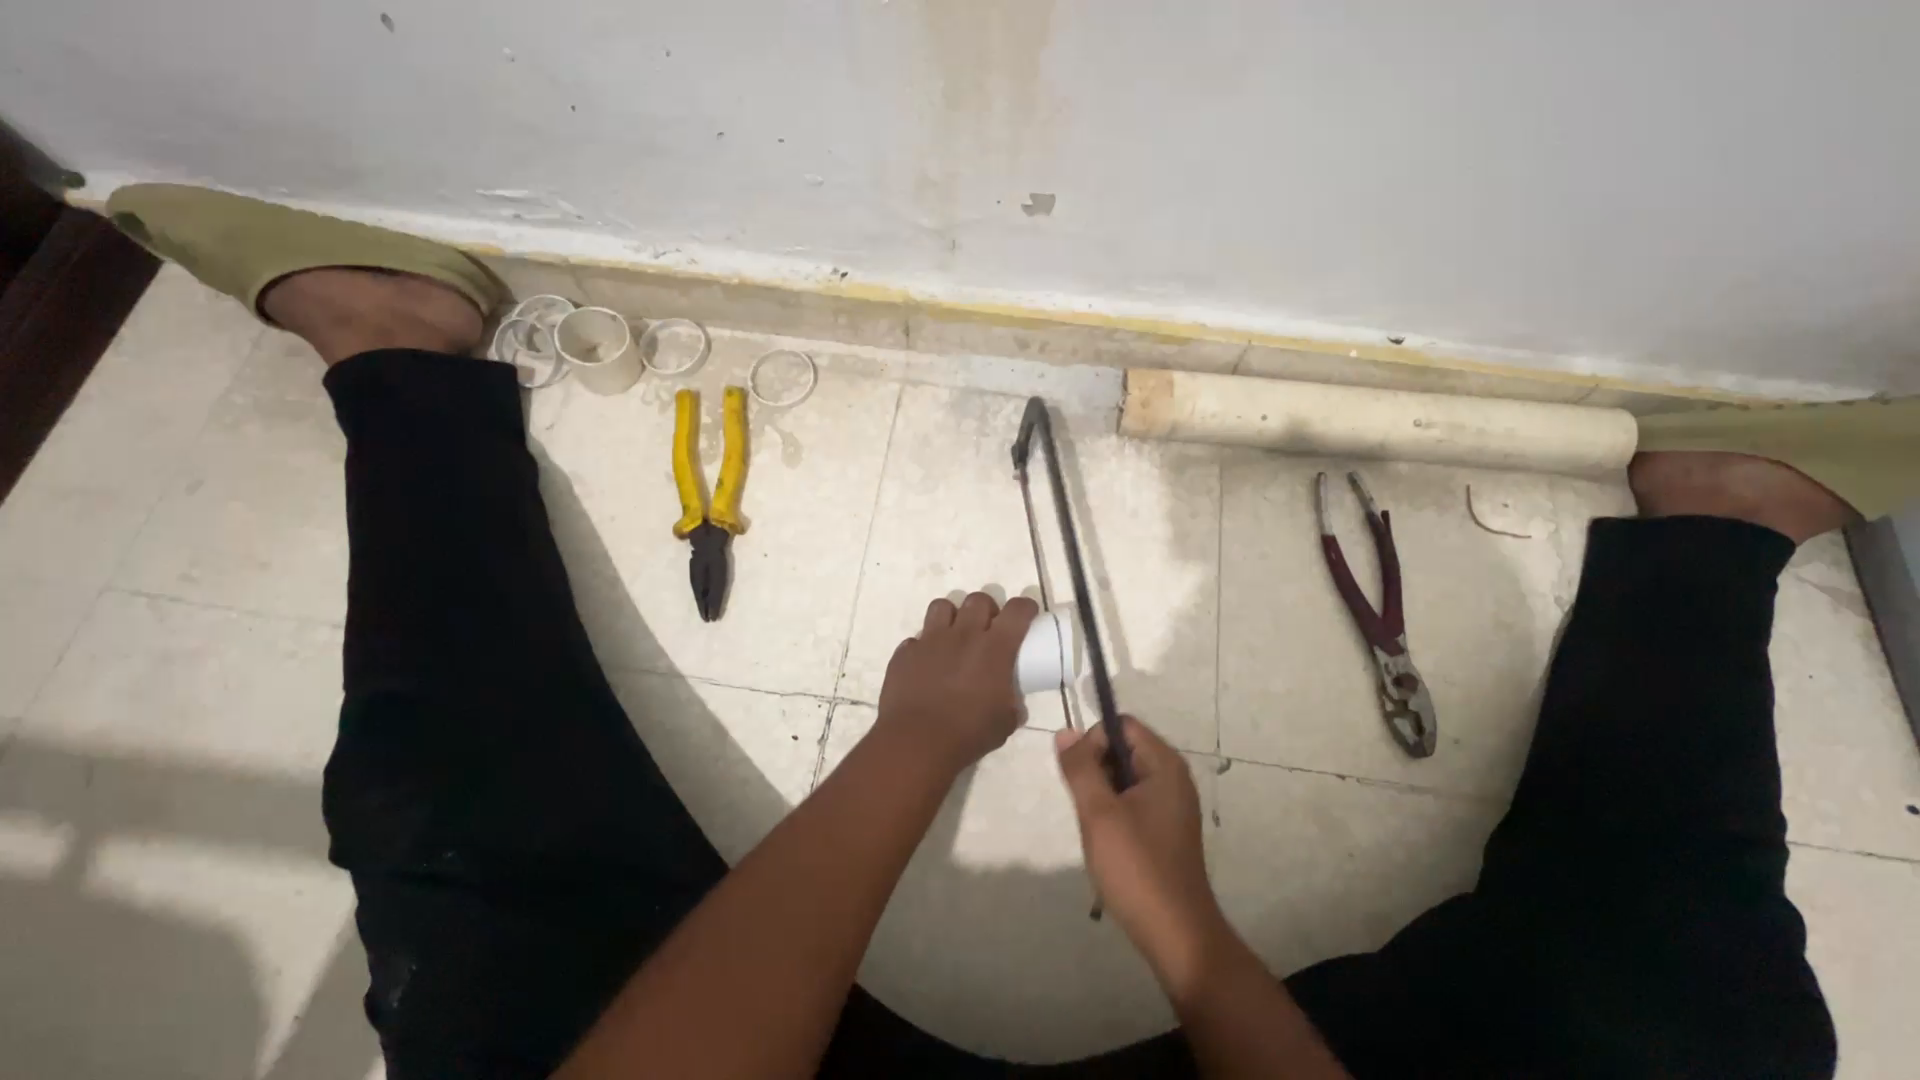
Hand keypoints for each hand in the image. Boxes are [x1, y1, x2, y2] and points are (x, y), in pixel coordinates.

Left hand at [875, 593, 1038, 774]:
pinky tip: (927, 664)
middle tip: (989, 629)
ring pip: (942, 606)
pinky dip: (925, 647)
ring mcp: (930, 641)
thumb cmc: (969, 732)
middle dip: (988, 609)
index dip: (1025, 607)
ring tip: (955, 636)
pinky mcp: (905, 653)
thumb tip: (1013, 704)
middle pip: (978, 600)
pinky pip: (917, 638)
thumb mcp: (1005, 722)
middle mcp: (963, 635)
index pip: (1017, 610)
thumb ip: (1012, 705)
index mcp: (994, 648)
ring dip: (953, 616)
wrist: (917, 741)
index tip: (1027, 615)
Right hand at [1056, 717, 1226, 992]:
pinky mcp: (1166, 832)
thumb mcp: (1099, 813)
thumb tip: (1065, 731)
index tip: (1080, 778)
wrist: (1176, 933)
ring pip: (1124, 780)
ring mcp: (1172, 807)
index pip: (1123, 725)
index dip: (1094, 741)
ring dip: (1102, 797)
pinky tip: (1108, 845)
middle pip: (1124, 750)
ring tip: (1098, 831)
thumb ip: (1080, 768)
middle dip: (1095, 771)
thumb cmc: (1137, 867)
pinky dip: (1114, 816)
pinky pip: (1133, 804)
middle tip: (1087, 809)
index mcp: (1165, 766)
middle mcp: (1173, 779)